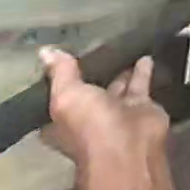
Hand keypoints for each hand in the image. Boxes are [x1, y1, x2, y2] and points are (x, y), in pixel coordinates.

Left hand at [40, 47, 170, 174]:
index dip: (60, 78)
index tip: (63, 56)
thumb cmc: (90, 123)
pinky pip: (140, 83)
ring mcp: (116, 111)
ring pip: (116, 85)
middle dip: (93, 73)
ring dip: (120, 69)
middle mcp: (89, 115)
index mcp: (63, 118)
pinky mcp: (141, 106)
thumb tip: (44, 51)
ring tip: (121, 46)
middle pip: (89, 89)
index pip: (59, 95)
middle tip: (96, 46)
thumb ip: (61, 73)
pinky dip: (143, 70)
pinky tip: (145, 53)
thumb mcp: (67, 95)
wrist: (130, 144)